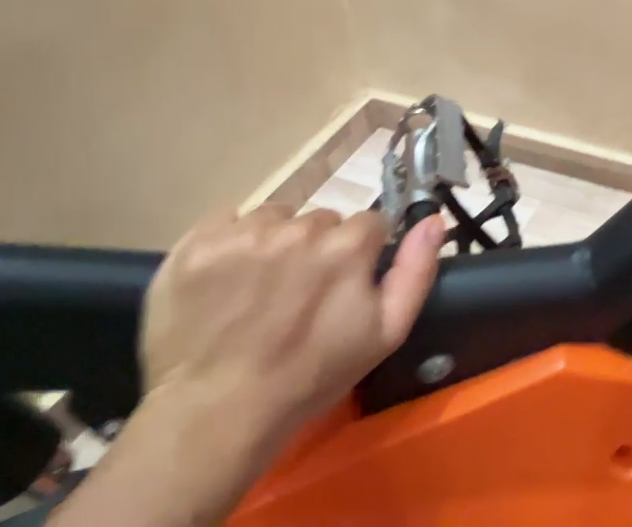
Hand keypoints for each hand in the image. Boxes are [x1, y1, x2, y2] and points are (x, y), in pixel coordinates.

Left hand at [55, 207, 443, 526]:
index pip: (369, 224)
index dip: (360, 254)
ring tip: (260, 287)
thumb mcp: (386, 334)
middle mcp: (298, 228)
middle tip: (299, 294)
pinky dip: (231, 241)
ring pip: (276, 216)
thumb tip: (434, 220)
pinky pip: (227, 219)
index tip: (344, 284)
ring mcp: (244, 234)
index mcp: (346, 246)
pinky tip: (227, 277)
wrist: (216, 414)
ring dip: (276, 240)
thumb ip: (416, 270)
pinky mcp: (197, 244)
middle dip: (318, 248)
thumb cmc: (311, 377)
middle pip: (322, 219)